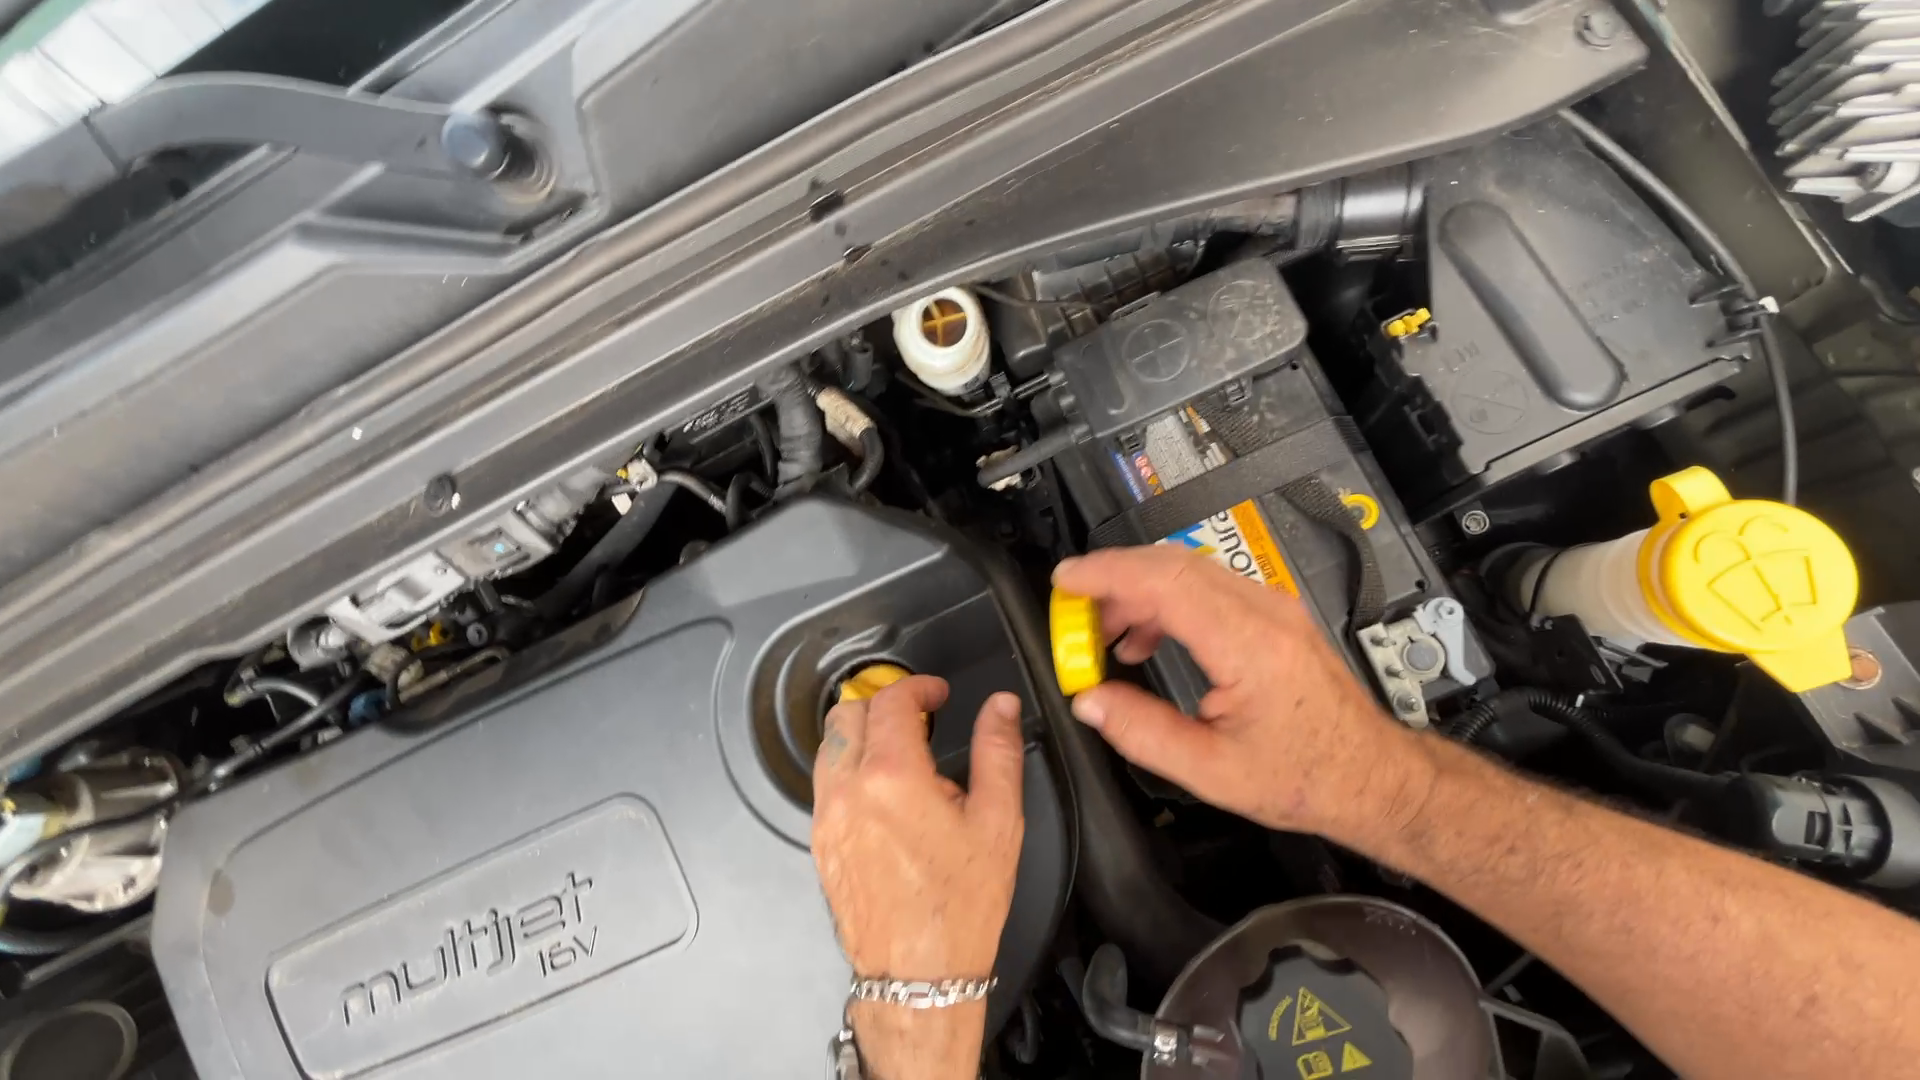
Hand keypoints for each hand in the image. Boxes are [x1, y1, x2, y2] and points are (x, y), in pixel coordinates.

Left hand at [812, 676, 1025, 1079]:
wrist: (919, 974)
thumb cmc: (963, 900)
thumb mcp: (998, 820)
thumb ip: (998, 751)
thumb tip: (1001, 705)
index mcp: (892, 775)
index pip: (891, 701)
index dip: (918, 686)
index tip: (939, 694)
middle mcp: (847, 788)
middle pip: (847, 713)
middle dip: (883, 704)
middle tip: (919, 717)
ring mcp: (826, 817)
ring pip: (829, 745)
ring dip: (861, 733)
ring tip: (900, 752)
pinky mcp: (819, 841)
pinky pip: (824, 782)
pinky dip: (849, 766)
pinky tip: (883, 791)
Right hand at [1053, 546, 1431, 842]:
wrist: (1372, 776)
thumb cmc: (1307, 775)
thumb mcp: (1212, 772)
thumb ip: (1142, 732)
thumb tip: (1089, 700)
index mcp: (1250, 646)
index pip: (1166, 582)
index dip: (1107, 574)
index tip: (1066, 580)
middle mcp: (1264, 613)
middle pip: (1171, 563)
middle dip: (1111, 577)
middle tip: (1072, 607)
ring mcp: (1271, 607)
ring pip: (1186, 569)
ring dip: (1135, 589)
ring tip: (1103, 632)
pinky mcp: (1270, 614)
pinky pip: (1204, 586)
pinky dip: (1162, 599)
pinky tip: (1144, 638)